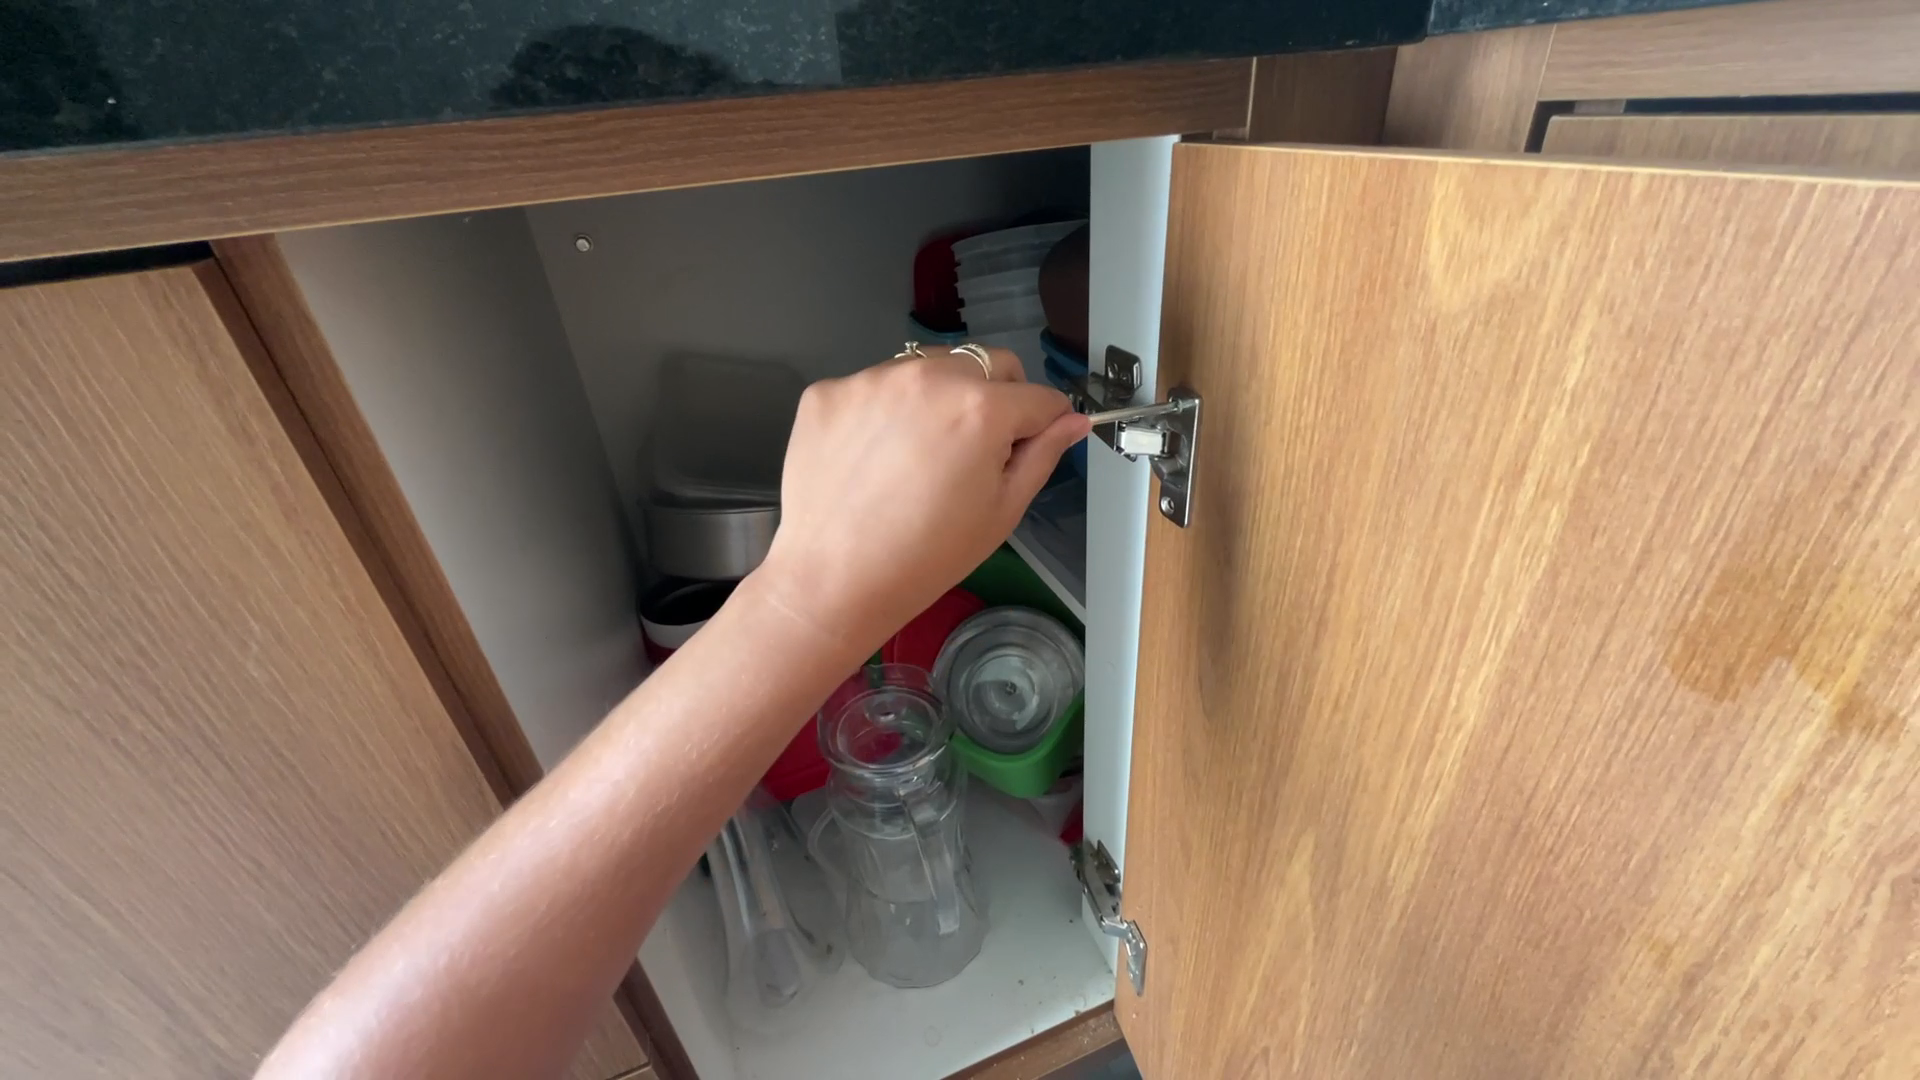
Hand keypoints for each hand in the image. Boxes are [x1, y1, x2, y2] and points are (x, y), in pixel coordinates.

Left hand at [751, 345, 1090, 655]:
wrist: (833, 580)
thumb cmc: (927, 557)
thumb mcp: (1001, 512)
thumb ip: (1042, 455)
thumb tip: (1073, 421)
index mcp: (981, 408)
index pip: (1039, 396)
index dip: (1042, 425)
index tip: (1026, 449)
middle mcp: (928, 376)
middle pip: (986, 364)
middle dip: (994, 397)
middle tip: (972, 450)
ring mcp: (871, 378)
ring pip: (927, 367)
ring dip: (937, 397)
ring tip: (916, 454)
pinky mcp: (828, 391)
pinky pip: (874, 386)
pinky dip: (884, 411)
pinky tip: (872, 457)